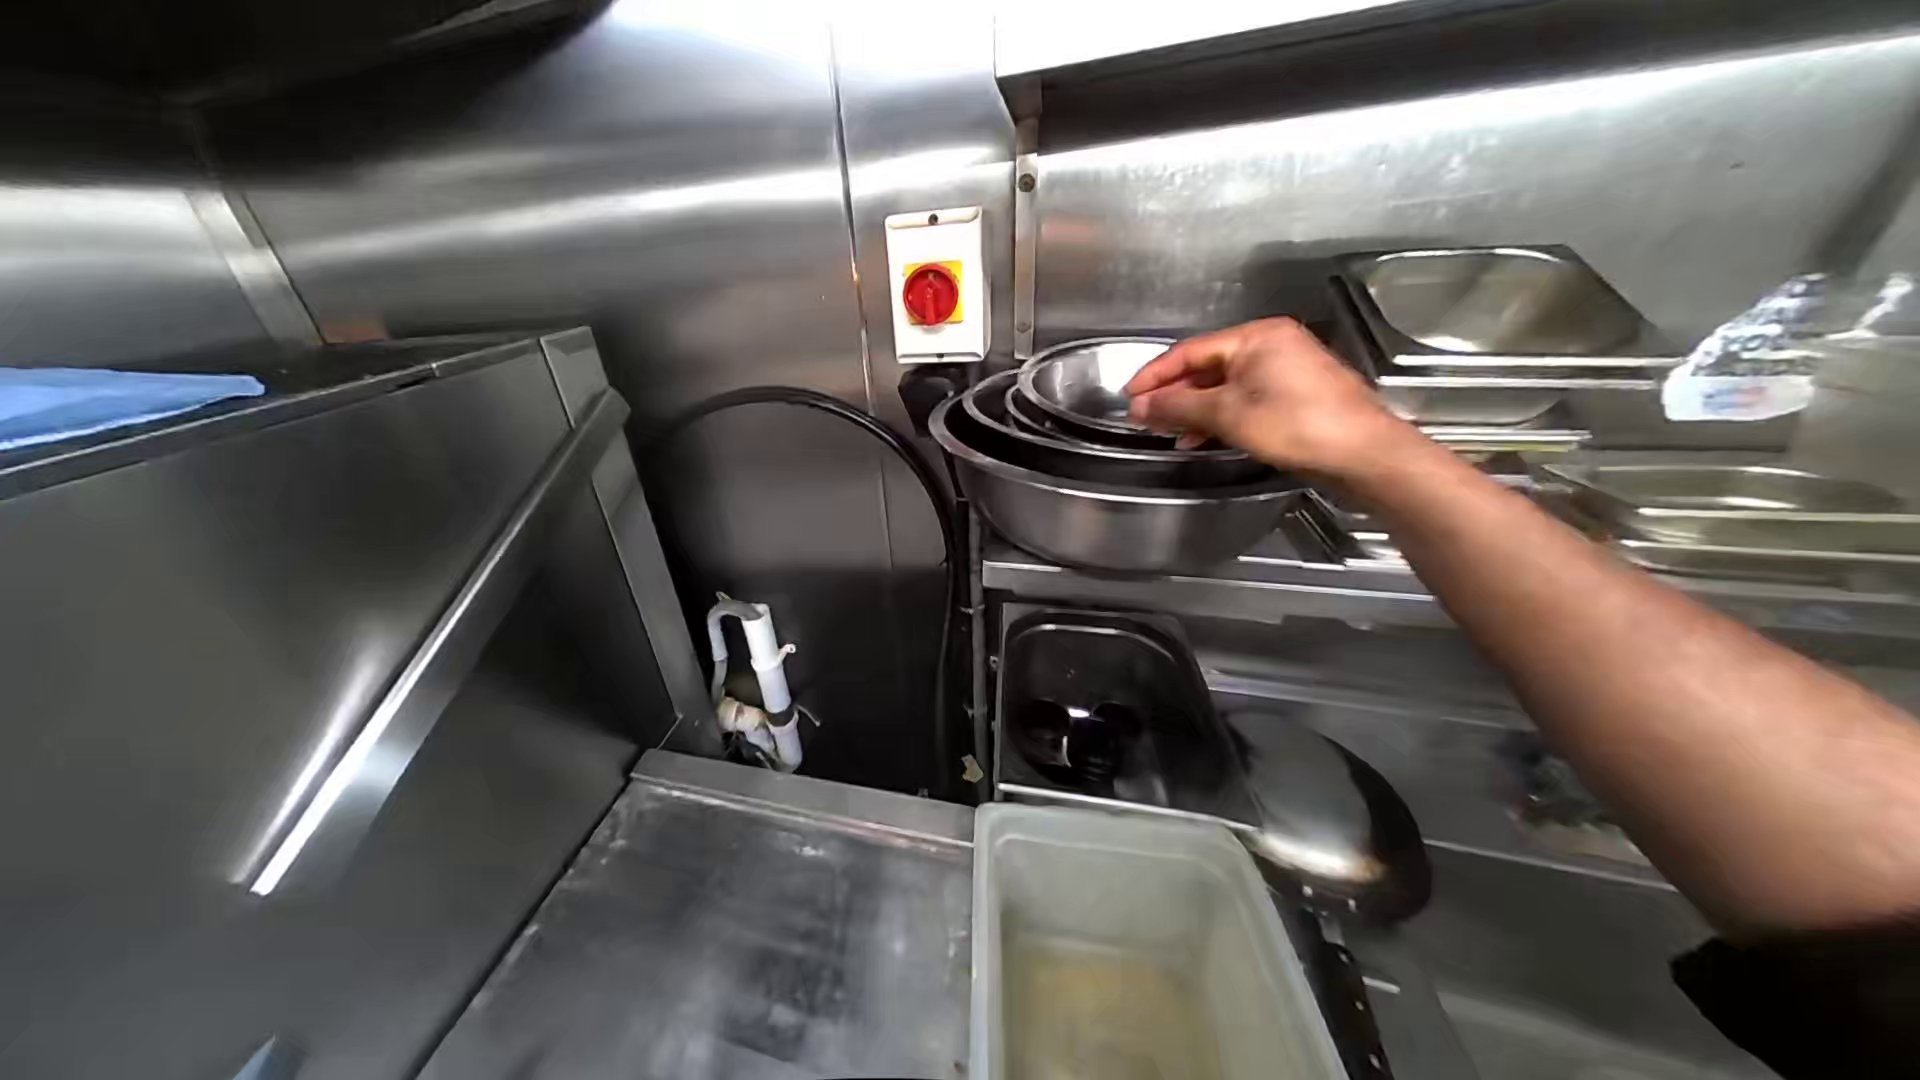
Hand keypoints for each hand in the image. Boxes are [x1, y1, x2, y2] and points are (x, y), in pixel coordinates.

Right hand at [1124, 317, 1418, 476]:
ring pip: (1224, 386)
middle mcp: (1271, 345)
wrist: (1363, 454)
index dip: (1155, 375)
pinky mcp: (1293, 396)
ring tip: (1168, 432)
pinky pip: (1243, 399)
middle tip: (1144, 418)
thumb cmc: (1295, 425)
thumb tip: (1140, 407)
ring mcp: (1285, 370)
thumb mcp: (1228, 414)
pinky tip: (1201, 437)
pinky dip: (1218, 416)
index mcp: (1256, 337)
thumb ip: (1179, 406)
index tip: (1129, 397)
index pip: (1190, 350)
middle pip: (1206, 366)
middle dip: (1173, 394)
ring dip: (1193, 409)